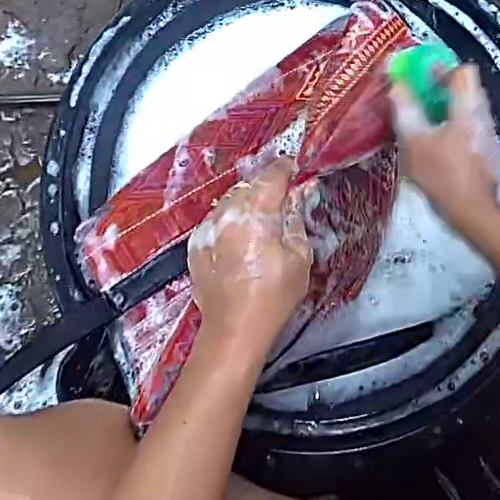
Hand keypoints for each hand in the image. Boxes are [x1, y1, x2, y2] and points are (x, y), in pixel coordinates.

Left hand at [185, 158, 312, 361]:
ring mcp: (208, 228)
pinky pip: (216, 219)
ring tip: (261, 222)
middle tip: (283, 200)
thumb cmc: (272, 298)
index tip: (296, 169)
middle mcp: (228, 214)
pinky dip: (230, 221)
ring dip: (247, 202)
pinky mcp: (197, 243)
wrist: (233, 330)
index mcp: (256, 214)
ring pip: (230, 199)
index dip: (287, 168)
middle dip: (268, 187)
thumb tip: (302, 191)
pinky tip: (241, 239)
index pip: (272, 175)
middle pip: (250, 184)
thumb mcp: (299, 257)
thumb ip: (297, 218)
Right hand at [392, 64, 499, 235]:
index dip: (441, 68)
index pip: (463, 71)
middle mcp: (483, 116)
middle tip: (416, 97)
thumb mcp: (414, 142)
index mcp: (468, 108)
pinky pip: (468, 127)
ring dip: (445, 108)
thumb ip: (405, 109)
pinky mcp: (486, 153)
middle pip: (466, 88)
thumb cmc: (443, 176)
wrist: (474, 214)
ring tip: (421, 121)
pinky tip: (434, 144)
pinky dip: (451, 126)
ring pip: (467, 109)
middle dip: (440, 87)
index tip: (420, 75)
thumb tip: (396, 81)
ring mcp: (488, 135)